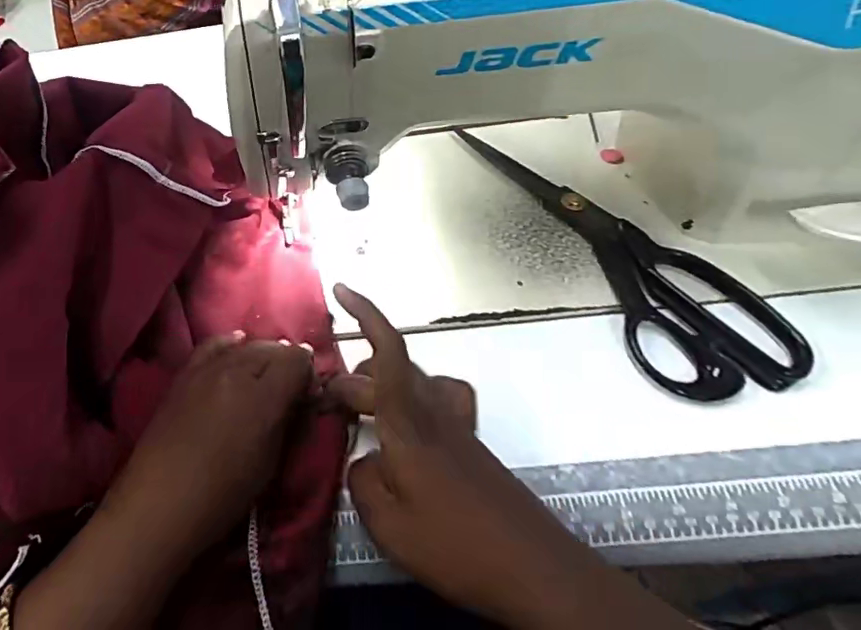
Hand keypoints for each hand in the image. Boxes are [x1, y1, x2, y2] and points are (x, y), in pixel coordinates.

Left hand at [14, 334, 316, 629]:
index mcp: (263, 396)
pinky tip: (237, 346)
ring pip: (246, 344)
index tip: (310, 390)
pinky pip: (215, 345)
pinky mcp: (186, 371)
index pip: (297, 360)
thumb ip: (288, 421)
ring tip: (265, 373)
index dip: (309, 371)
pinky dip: (230, 344)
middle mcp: (236, 370)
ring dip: (261, 354)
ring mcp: (208, 367)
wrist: (162, 499)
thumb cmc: (224, 493)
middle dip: (287, 362)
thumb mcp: (270, 462)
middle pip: (272, 348)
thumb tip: (300, 398)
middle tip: (292, 385)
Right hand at [330, 285, 690, 629]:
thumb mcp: (389, 525)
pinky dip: (418, 396)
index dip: (365, 313)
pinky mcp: (470, 443)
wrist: (536, 571)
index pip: (387, 350)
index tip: (341, 289)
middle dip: (348, 381)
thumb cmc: (456, 546)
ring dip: (379, 385)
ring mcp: (455, 425)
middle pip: (385, 371)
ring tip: (362, 414)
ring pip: (410, 381)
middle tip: (325, 412)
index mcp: (407, 422)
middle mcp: (432, 411)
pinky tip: (413, 423)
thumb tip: (363, 461)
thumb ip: (362, 481)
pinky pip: (438, 399)